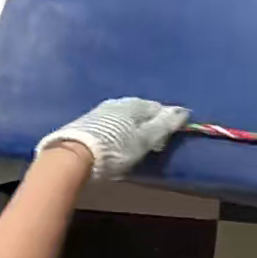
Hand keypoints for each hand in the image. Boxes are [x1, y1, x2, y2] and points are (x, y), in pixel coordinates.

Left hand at [36, 97, 190, 179]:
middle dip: (147, 125)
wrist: (73, 155)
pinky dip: (116, 132)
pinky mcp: (86, 123)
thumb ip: (164, 125)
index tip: (167, 137)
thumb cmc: (115, 149)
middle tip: (151, 144)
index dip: (165, 122)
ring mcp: (99, 112)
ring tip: (133, 145)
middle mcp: (117, 102)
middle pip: (139, 112)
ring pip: (123, 118)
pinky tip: (114, 144)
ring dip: (131, 129)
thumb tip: (183, 110)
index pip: (157, 108)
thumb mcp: (145, 139)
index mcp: (134, 104)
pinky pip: (109, 124)